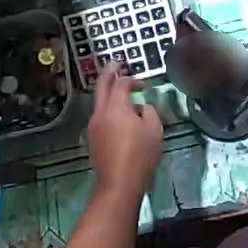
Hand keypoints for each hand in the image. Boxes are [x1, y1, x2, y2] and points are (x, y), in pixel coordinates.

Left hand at [86, 64, 164, 201]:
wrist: (119, 183)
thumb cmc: (140, 154)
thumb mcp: (154, 130)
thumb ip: (150, 112)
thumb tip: (142, 108)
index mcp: (115, 107)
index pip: (120, 84)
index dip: (131, 79)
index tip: (142, 83)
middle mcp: (100, 113)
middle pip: (102, 87)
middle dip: (109, 74)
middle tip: (115, 64)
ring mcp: (94, 127)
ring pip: (99, 103)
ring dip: (108, 94)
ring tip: (119, 92)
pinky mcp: (93, 140)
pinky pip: (100, 118)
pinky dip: (108, 110)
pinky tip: (119, 118)